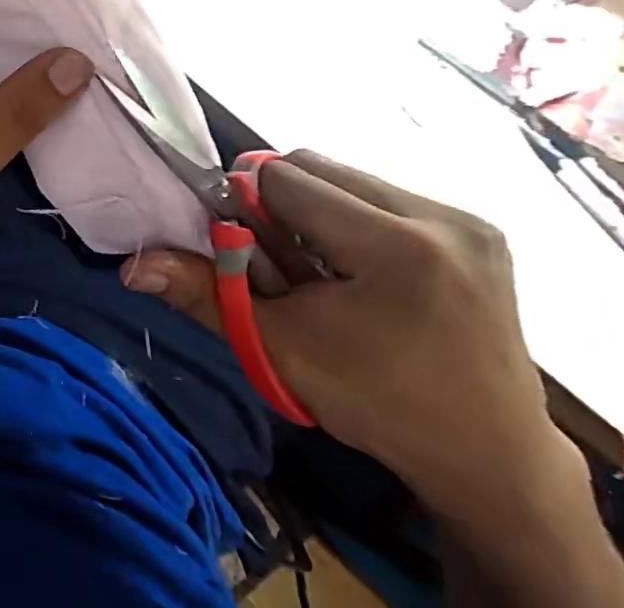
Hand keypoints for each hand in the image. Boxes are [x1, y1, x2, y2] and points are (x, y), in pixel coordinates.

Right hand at [120, 151, 564, 496]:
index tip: (251, 251)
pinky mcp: (483, 231)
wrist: (488, 456)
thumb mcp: (281, 350)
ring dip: (321, 211)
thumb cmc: (377, 404)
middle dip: (284, 205)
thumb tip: (134, 266)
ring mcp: (469, 221)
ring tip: (330, 272)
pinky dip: (359, 222)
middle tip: (286, 264)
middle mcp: (440, 217)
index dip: (250, 205)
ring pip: (354, 178)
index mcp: (395, 246)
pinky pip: (390, 197)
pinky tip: (368, 273)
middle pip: (320, 166)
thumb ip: (207, 295)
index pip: (285, 177)